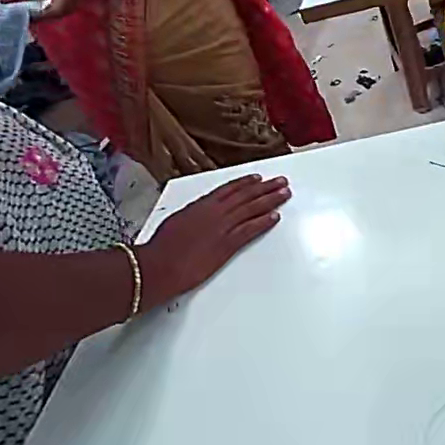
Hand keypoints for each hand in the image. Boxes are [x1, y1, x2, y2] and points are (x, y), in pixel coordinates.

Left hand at [4, 0, 94, 18]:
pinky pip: (40, 12)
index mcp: (55, 11)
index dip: (14, 15)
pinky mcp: (56, 11)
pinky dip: (30, 8)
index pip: (30, 18)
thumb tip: (4, 0)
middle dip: (16, 14)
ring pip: (36, 17)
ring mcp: (58, 15)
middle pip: (32, 20)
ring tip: (6, 6)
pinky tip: (20, 3)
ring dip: (22, 11)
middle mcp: (57, 17)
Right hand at [136, 174, 289, 307]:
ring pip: (253, 208)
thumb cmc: (162, 246)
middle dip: (266, 187)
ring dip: (271, 200)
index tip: (258, 179)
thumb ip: (193, 214)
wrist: (160, 265)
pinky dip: (264, 222)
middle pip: (246, 195)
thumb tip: (199, 214)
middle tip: (280, 182)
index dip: (246, 183)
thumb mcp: (177, 220)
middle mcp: (216, 212)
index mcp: (203, 204)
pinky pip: (251, 229)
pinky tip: (275, 216)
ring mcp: (223, 227)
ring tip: (284, 194)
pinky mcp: (228, 244)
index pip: (230, 188)